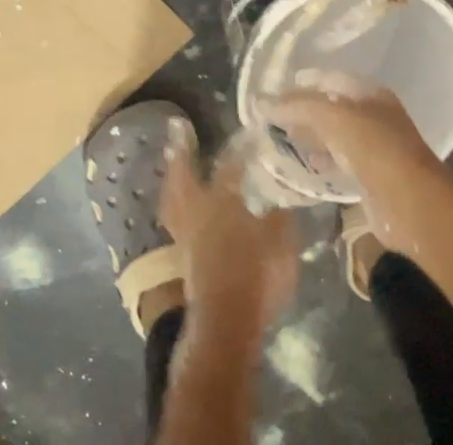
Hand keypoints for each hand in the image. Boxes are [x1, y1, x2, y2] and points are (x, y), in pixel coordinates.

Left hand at [163, 123, 296, 338]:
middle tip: (177, 130)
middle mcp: (197, 211)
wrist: (227, 321)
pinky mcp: (182, 256)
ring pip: (171, 197)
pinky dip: (175, 202)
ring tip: (172, 162)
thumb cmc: (257, 275)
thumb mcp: (281, 242)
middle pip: (182, 174)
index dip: (239, 149)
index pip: (229, 166)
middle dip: (181, 151)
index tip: (248, 133)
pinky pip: (173, 217)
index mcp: (221, 201)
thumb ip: (280, 216)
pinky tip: (183, 204)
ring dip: (172, 177)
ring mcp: (185, 235)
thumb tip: (280, 198)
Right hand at [262, 73, 434, 179]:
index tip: (274, 90)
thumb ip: (295, 107)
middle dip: (303, 110)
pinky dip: (323, 159)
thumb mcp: (331, 118)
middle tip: (272, 116)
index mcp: (370, 93)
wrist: (409, 201)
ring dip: (311, 136)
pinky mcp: (371, 176)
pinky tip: (306, 164)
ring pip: (335, 135)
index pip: (331, 79)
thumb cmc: (373, 147)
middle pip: (332, 107)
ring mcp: (375, 147)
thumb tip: (258, 100)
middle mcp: (374, 116)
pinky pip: (340, 161)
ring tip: (281, 138)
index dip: (303, 82)